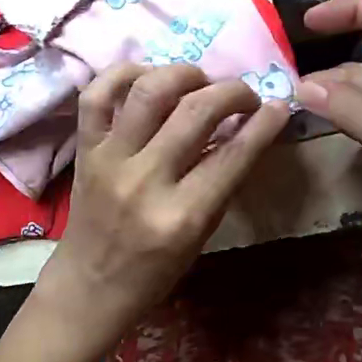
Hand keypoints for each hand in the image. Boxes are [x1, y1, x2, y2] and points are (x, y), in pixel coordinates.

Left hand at [33, 63, 291, 354]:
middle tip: (244, 96)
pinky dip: (124, 74)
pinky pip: (96, 94)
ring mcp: (109, 160)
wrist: (89, 287)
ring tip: (199, 82)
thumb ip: (223, 183)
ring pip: (149, 90)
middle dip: (232, 91)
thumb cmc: (154, 272)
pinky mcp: (83, 149)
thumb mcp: (201, 236)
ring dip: (184, 74)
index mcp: (182, 216)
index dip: (264, 123)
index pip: (234, 154)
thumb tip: (246, 129)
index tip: (278, 106)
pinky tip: (148, 77)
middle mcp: (145, 181)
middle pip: (196, 110)